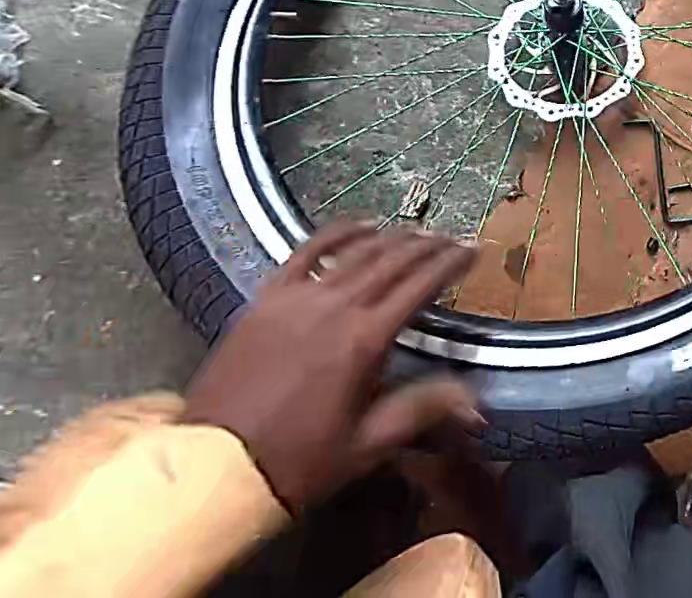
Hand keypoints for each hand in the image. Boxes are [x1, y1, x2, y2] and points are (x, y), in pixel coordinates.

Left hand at [181, 220, 481, 510]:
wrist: (214, 466)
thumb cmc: (297, 460)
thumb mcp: (366, 443)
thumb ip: (422, 409)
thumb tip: (476, 401)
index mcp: (365, 340)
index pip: (420, 286)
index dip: (450, 263)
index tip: (472, 249)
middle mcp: (337, 305)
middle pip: (393, 261)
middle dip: (429, 245)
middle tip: (452, 237)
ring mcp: (300, 295)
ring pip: (358, 252)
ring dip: (393, 237)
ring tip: (417, 231)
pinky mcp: (270, 295)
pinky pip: (308, 251)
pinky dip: (339, 232)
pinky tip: (361, 225)